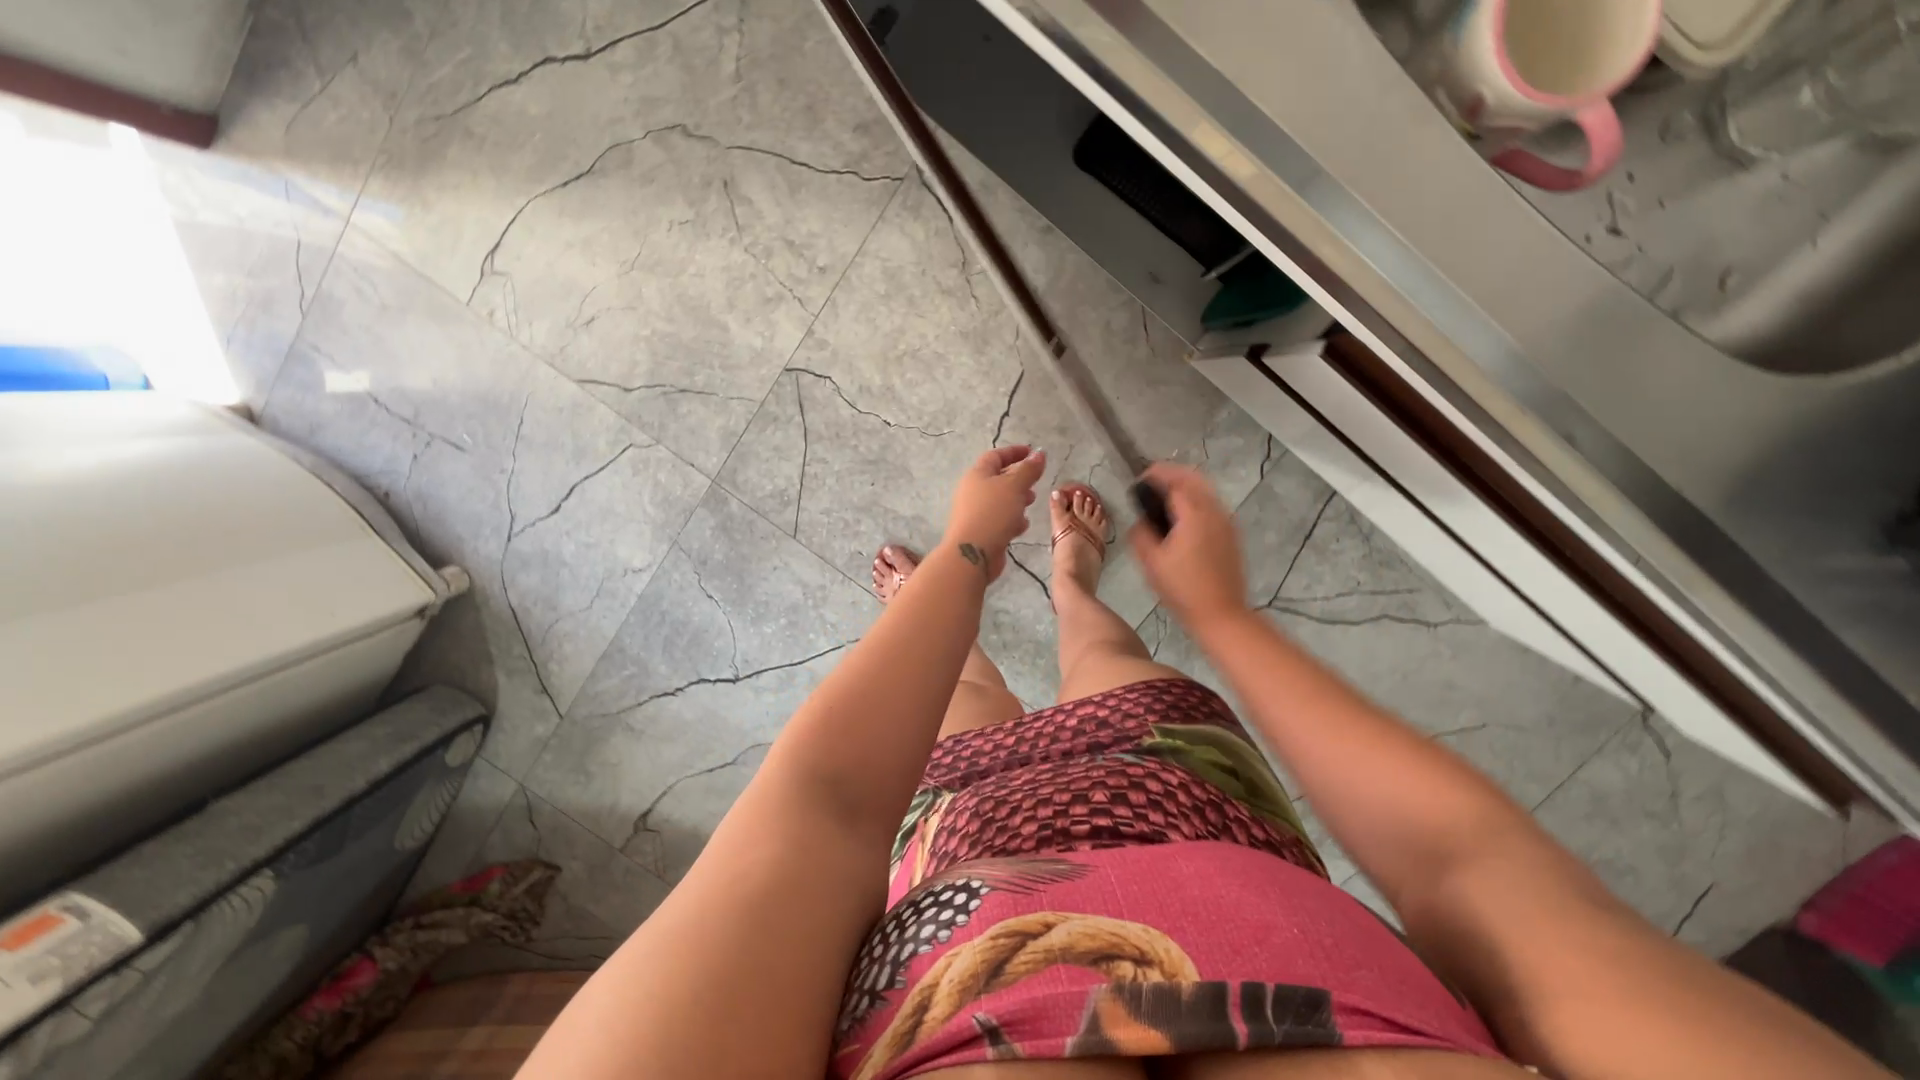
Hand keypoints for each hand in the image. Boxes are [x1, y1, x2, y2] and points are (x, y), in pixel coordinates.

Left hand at [941, 445, 1046, 580]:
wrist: (972, 554)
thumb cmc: (993, 513)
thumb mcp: (1014, 486)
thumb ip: (1028, 470)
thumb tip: (1039, 454)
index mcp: (977, 474)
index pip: (996, 456)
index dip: (1014, 452)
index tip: (1033, 453)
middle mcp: (973, 491)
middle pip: (998, 478)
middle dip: (1019, 479)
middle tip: (1035, 483)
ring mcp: (976, 512)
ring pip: (1000, 500)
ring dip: (1017, 500)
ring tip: (1031, 502)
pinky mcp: (981, 531)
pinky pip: (999, 519)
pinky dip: (1011, 519)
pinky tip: (1021, 526)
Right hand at [1128, 463, 1248, 630]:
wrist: (1221, 614)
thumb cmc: (1182, 589)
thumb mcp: (1151, 563)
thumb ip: (1141, 534)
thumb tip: (1141, 521)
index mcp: (1194, 514)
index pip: (1174, 480)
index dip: (1154, 476)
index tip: (1138, 481)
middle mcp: (1214, 511)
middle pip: (1194, 478)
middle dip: (1172, 475)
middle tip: (1150, 484)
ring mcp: (1227, 522)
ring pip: (1205, 491)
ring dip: (1185, 487)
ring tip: (1163, 500)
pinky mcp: (1232, 535)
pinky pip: (1212, 506)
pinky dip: (1196, 501)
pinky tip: (1182, 519)